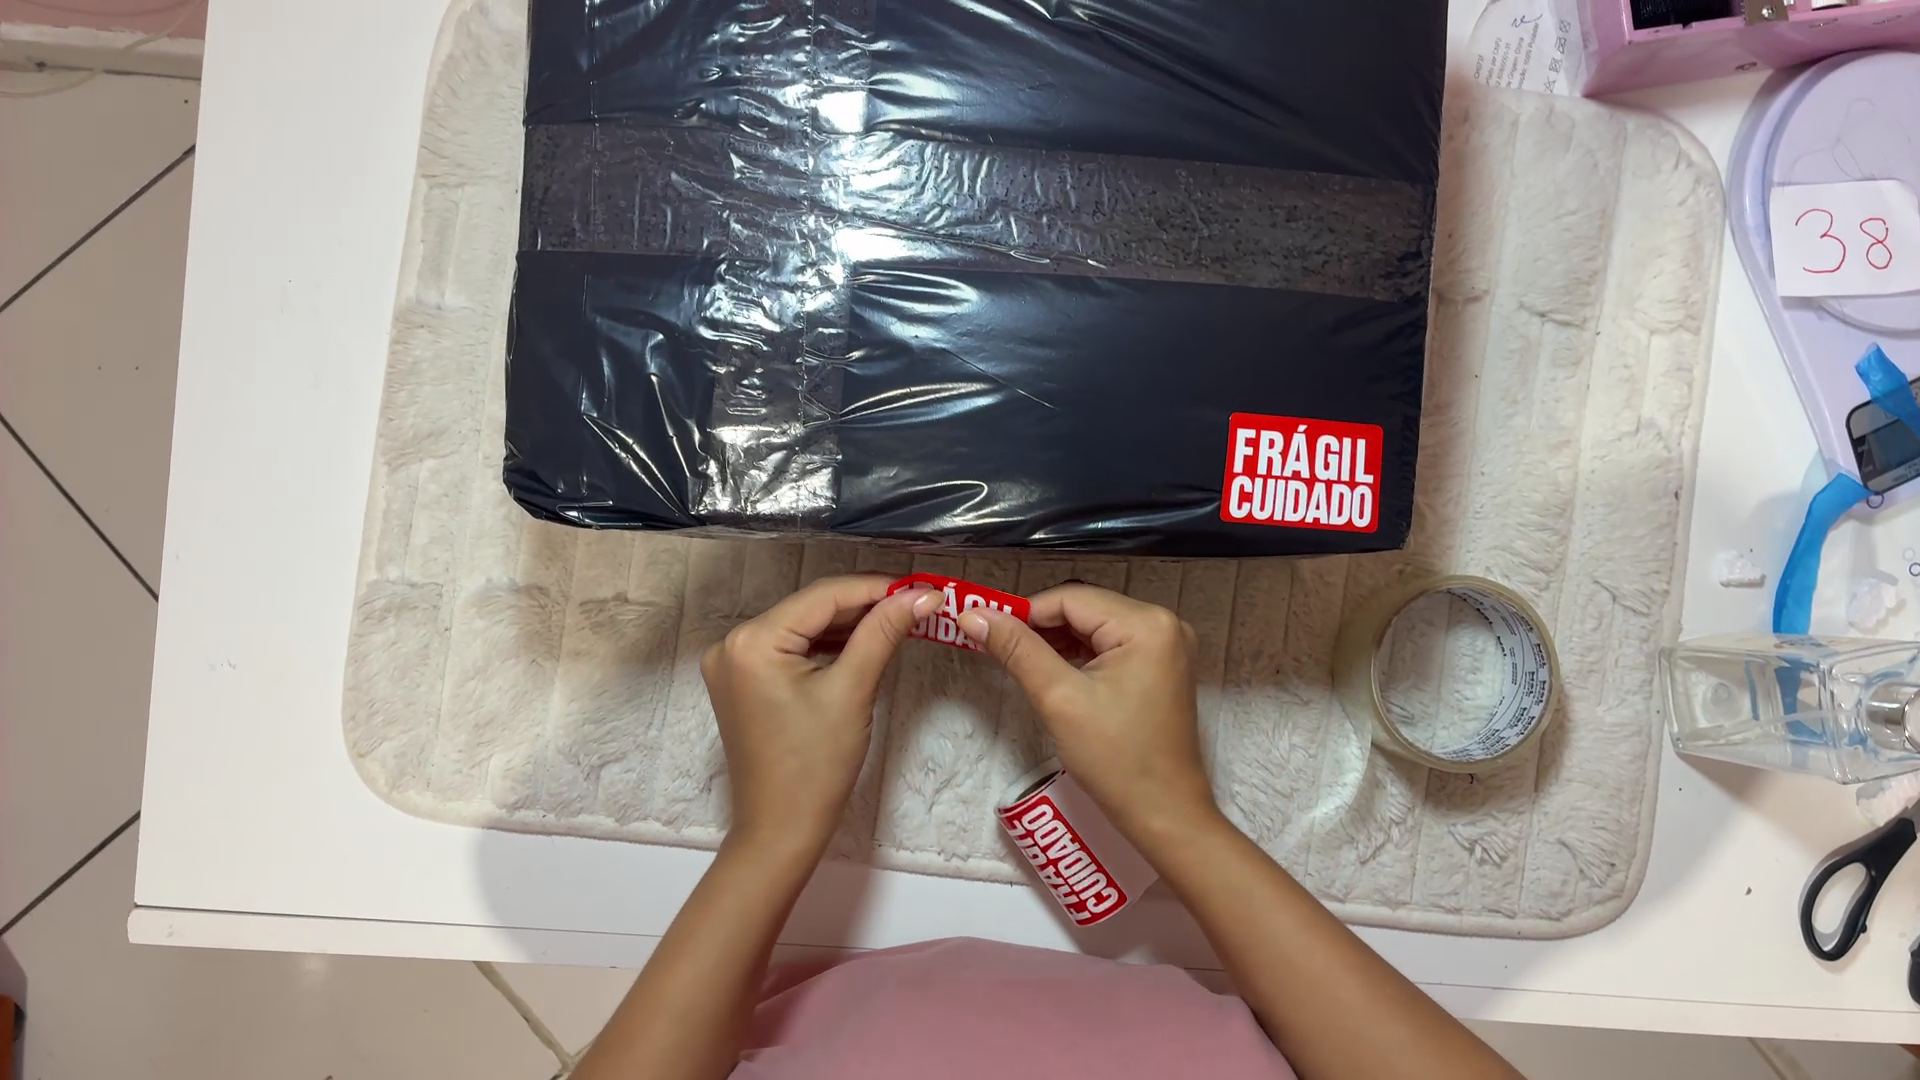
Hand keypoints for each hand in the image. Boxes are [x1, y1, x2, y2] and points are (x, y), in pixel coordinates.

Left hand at [702, 575, 941, 856]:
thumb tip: (922, 595)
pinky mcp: (742, 681)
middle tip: (915, 602)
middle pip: (811, 609)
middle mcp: (732, 643)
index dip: (875, 587)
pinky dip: (825, 646)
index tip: (920, 587)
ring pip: (802, 627)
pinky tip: (862, 643)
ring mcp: (733, 663)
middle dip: (864, 605)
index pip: (823, 596)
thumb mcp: (853, 690)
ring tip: (898, 619)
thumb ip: (884, 632)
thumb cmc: (817, 766)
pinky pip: (790, 648)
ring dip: (848, 624)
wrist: (781, 830)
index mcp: (752, 641)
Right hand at [957, 584, 1217, 848]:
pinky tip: (1051, 669)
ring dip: (1056, 638)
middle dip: (1038, 623)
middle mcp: (1164, 623)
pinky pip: (1110, 643)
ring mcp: (1166, 645)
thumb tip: (973, 616)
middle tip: (996, 642)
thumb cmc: (1117, 761)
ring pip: (1094, 624)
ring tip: (1016, 657)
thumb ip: (1016, 649)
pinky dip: (1078, 652)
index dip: (1023, 610)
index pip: (1071, 598)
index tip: (984, 626)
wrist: (1164, 815)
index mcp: (1147, 624)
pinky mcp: (1161, 665)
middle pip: (1084, 607)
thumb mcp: (1058, 699)